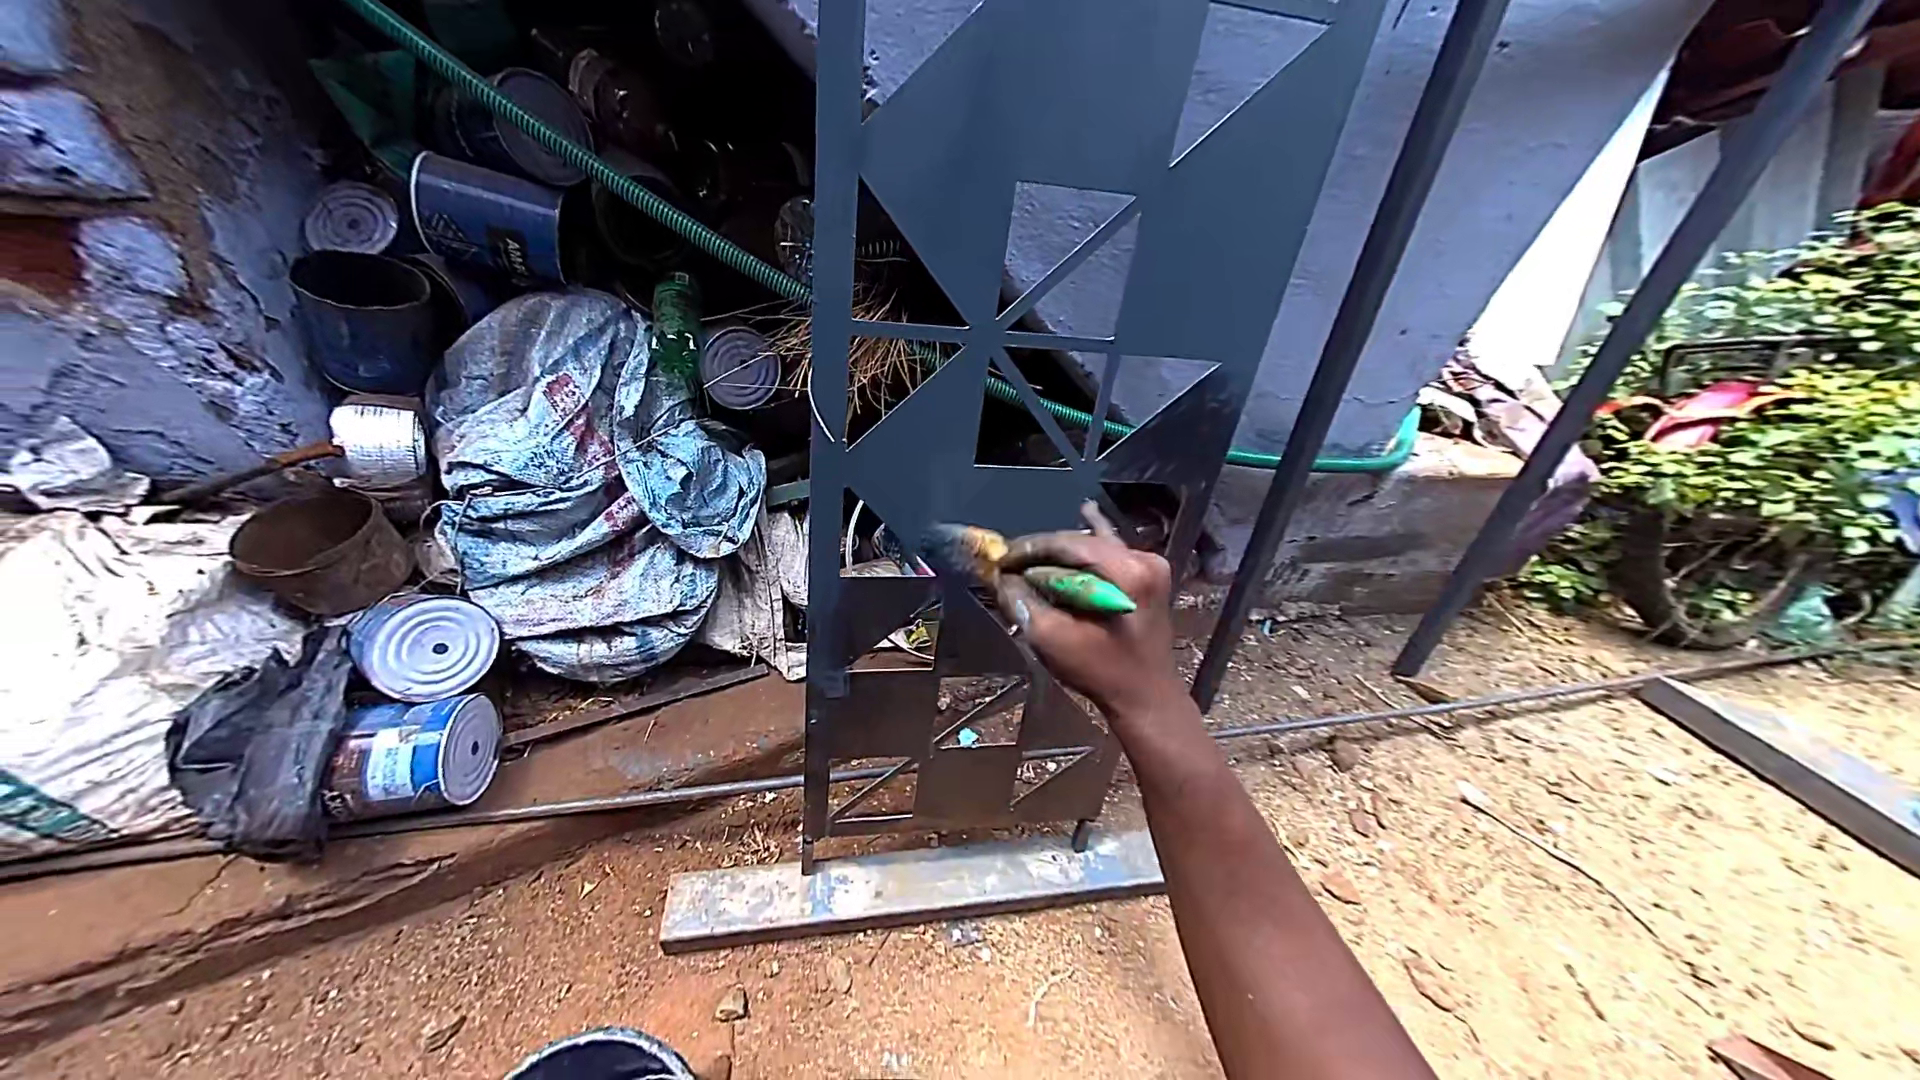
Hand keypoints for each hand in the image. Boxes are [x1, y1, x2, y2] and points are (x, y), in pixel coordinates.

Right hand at [994, 502, 1185, 723]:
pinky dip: (1088, 546)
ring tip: (1028, 561)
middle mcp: (1143, 560)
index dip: (1028, 549)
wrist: (1146, 697)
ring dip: (1059, 554)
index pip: (1066, 544)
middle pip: (1079, 542)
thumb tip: (1001, 576)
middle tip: (1009, 563)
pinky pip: (1109, 553)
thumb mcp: (1052, 639)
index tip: (999, 558)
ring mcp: (1150, 566)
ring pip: (1092, 547)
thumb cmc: (1101, 672)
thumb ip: (1022, 601)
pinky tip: (1085, 513)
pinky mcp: (1147, 576)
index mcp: (1127, 572)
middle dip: (1041, 552)